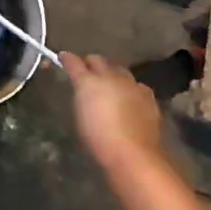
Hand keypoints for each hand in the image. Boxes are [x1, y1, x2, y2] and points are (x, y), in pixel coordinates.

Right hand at [62, 53, 163, 172]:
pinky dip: (130, 89)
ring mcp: (130, 83)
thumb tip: (83, 90)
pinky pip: (135, 85)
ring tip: (110, 86)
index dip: (67, 58)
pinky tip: (130, 100)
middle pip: (98, 60)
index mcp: (88, 81)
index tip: (63, 57)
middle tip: (87, 72)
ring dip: (111, 75)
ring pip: (118, 70)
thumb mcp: (81, 117)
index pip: (74, 62)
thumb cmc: (99, 139)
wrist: (133, 152)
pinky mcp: (147, 94)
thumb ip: (81, 97)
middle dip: (91, 63)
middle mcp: (109, 76)